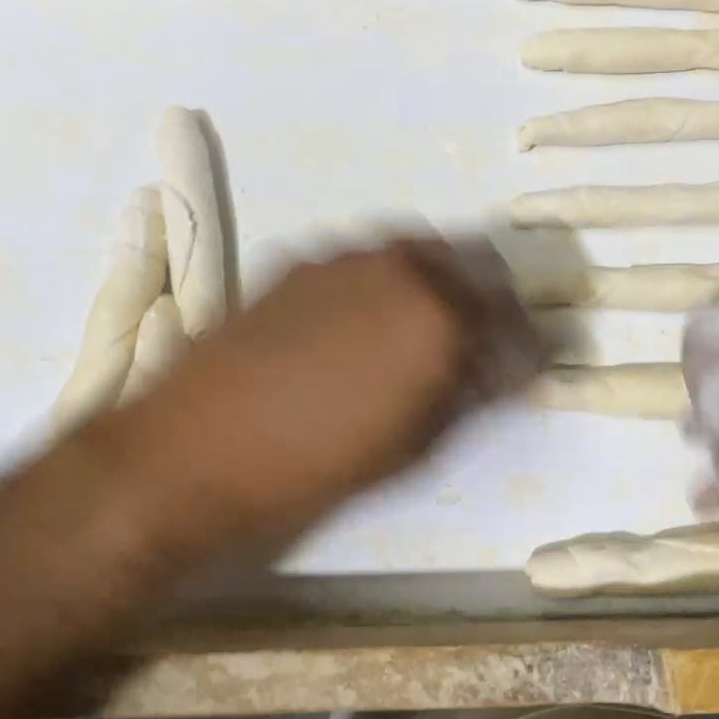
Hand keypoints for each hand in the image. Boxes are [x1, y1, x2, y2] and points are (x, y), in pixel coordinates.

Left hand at [128, 236, 545, 531]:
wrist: (190, 451)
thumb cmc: (313, 466)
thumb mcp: (413, 444)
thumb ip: (470, 393)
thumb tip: (507, 369)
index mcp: (439, 315)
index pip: (511, 317)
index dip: (527, 343)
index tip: (528, 364)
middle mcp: (399, 267)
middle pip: (471, 262)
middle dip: (487, 299)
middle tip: (482, 340)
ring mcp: (345, 255)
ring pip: (416, 251)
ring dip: (436, 283)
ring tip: (424, 328)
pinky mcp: (299, 259)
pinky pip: (363, 259)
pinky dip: (382, 282)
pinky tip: (362, 323)